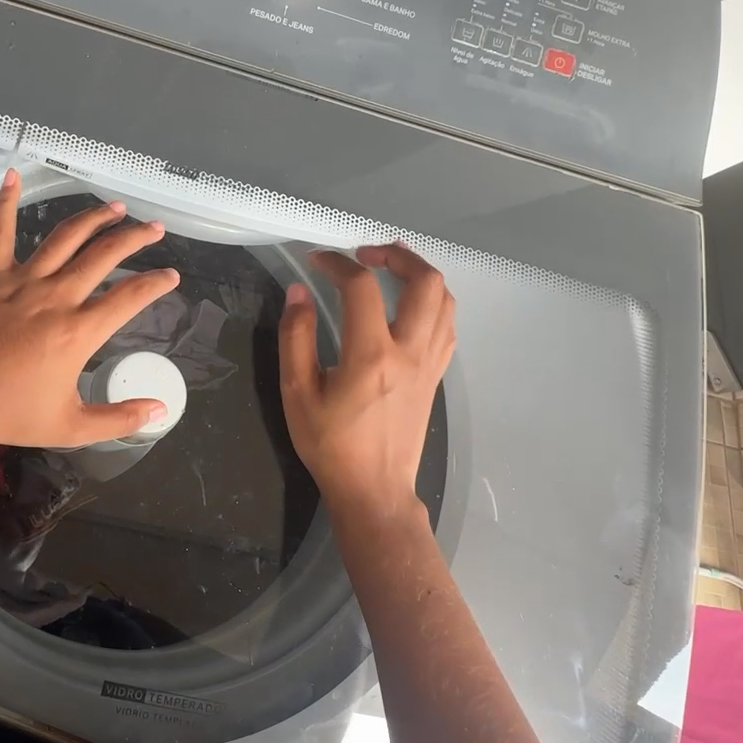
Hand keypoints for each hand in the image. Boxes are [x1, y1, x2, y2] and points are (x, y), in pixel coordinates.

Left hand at [0, 169, 180, 452]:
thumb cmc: (9, 415)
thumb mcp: (72, 426)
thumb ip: (120, 417)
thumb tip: (160, 409)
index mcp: (80, 331)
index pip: (130, 297)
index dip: (156, 283)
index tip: (170, 276)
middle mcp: (56, 297)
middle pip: (104, 255)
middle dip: (135, 237)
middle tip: (153, 228)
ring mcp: (21, 282)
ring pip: (65, 238)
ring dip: (93, 218)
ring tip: (114, 207)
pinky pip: (0, 233)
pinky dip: (6, 203)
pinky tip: (13, 176)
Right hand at [279, 244, 455, 521]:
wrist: (373, 489)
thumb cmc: (330, 445)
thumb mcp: (297, 393)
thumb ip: (296, 338)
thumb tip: (299, 293)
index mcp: (371, 355)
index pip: (361, 288)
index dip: (337, 263)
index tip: (316, 260)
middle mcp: (409, 352)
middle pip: (425, 282)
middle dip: (397, 256)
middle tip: (366, 253)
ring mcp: (429, 364)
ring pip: (445, 301)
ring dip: (420, 274)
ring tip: (391, 267)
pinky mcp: (435, 376)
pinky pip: (446, 325)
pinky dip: (432, 301)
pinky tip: (409, 304)